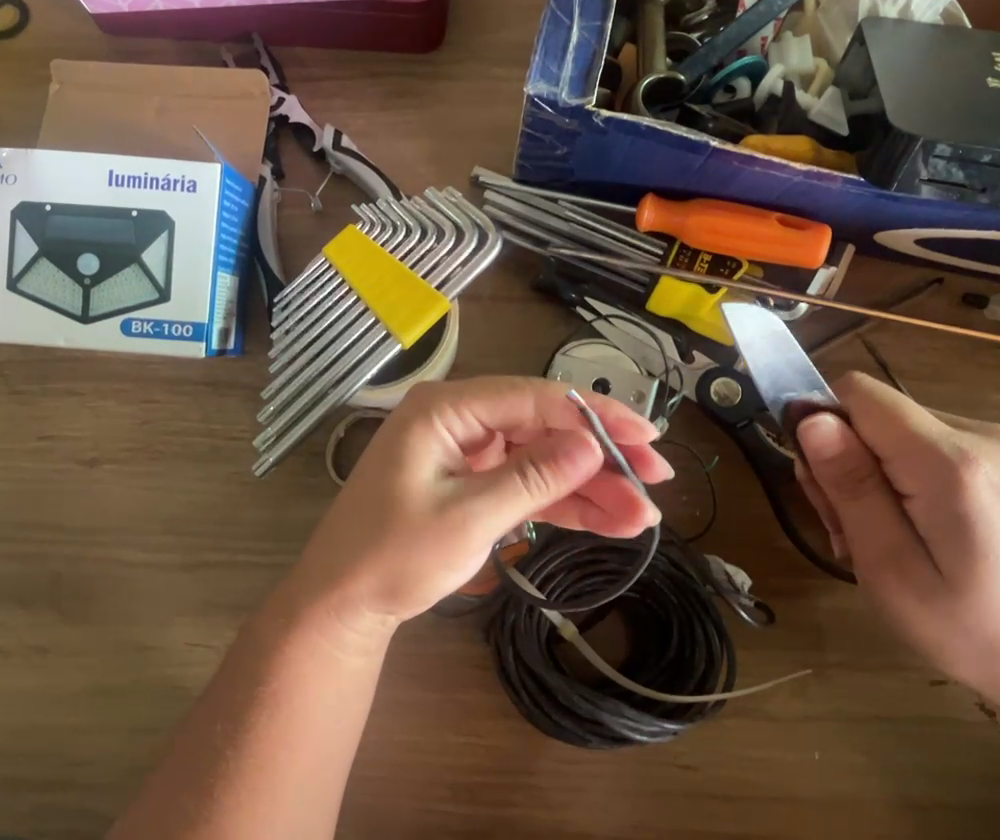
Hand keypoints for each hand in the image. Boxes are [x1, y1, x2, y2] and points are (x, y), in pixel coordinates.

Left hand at [285, 376, 670, 639]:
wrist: (343, 601)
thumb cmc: (394, 553)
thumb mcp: (469, 516)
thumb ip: (533, 477)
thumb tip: (591, 445)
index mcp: (447, 409)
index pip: (534, 398)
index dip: (594, 416)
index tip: (645, 437)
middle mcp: (459, 420)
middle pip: (543, 426)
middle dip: (600, 455)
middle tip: (656, 478)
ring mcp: (465, 453)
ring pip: (541, 458)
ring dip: (589, 485)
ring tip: (643, 513)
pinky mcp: (470, 484)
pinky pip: (525, 484)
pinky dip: (562, 503)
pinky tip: (609, 520)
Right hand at [795, 372, 999, 752]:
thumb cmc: (969, 632)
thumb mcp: (890, 569)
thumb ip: (850, 487)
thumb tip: (810, 418)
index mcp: (951, 461)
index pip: (856, 393)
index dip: (821, 427)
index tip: (824, 490)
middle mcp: (980, 435)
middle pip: (871, 413)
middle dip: (843, 461)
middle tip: (850, 532)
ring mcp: (997, 445)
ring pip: (890, 429)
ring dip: (868, 475)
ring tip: (882, 541)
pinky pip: (919, 445)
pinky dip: (898, 479)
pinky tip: (911, 530)